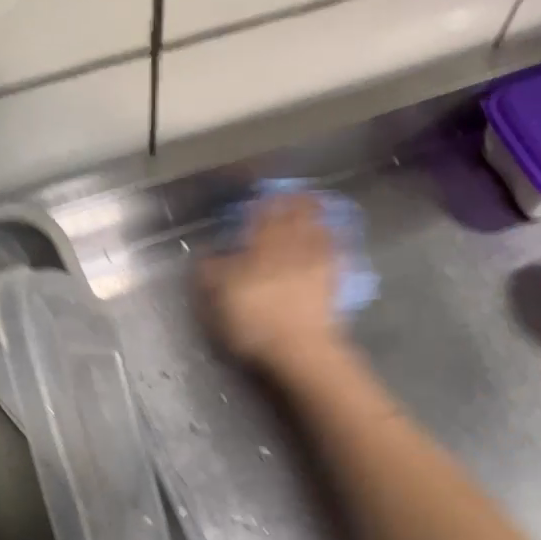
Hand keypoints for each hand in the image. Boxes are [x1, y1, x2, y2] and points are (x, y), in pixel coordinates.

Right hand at [198, 194, 341, 372]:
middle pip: (293, 214)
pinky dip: (334, 235)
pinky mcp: (333, 278)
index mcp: (260, 248)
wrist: (300, 348)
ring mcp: (315, 260)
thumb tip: (206, 254)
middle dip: (292, 200)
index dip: (262, 202)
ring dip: (314, 211)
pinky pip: (335, 248)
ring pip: (316, 225)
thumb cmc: (255, 325)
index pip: (262, 215)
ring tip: (314, 201)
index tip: (260, 194)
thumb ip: (212, 273)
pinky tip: (334, 232)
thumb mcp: (221, 300)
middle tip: (292, 191)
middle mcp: (289, 246)